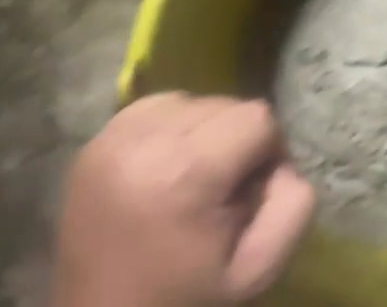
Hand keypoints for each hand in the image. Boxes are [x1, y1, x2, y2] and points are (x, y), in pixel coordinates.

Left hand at [54, 94, 315, 306]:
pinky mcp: (93, 144)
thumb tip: (281, 162)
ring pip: (191, 101)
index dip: (267, 154)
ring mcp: (111, 140)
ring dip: (203, 131)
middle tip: (220, 192)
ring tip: (190, 178)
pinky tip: (164, 167)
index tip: (251, 195)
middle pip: (224, 103)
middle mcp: (142, 141)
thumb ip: (293, 203)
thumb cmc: (184, 298)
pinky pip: (153, 109)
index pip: (257, 117)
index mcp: (184, 171)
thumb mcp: (258, 268)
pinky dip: (169, 129)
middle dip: (234, 141)